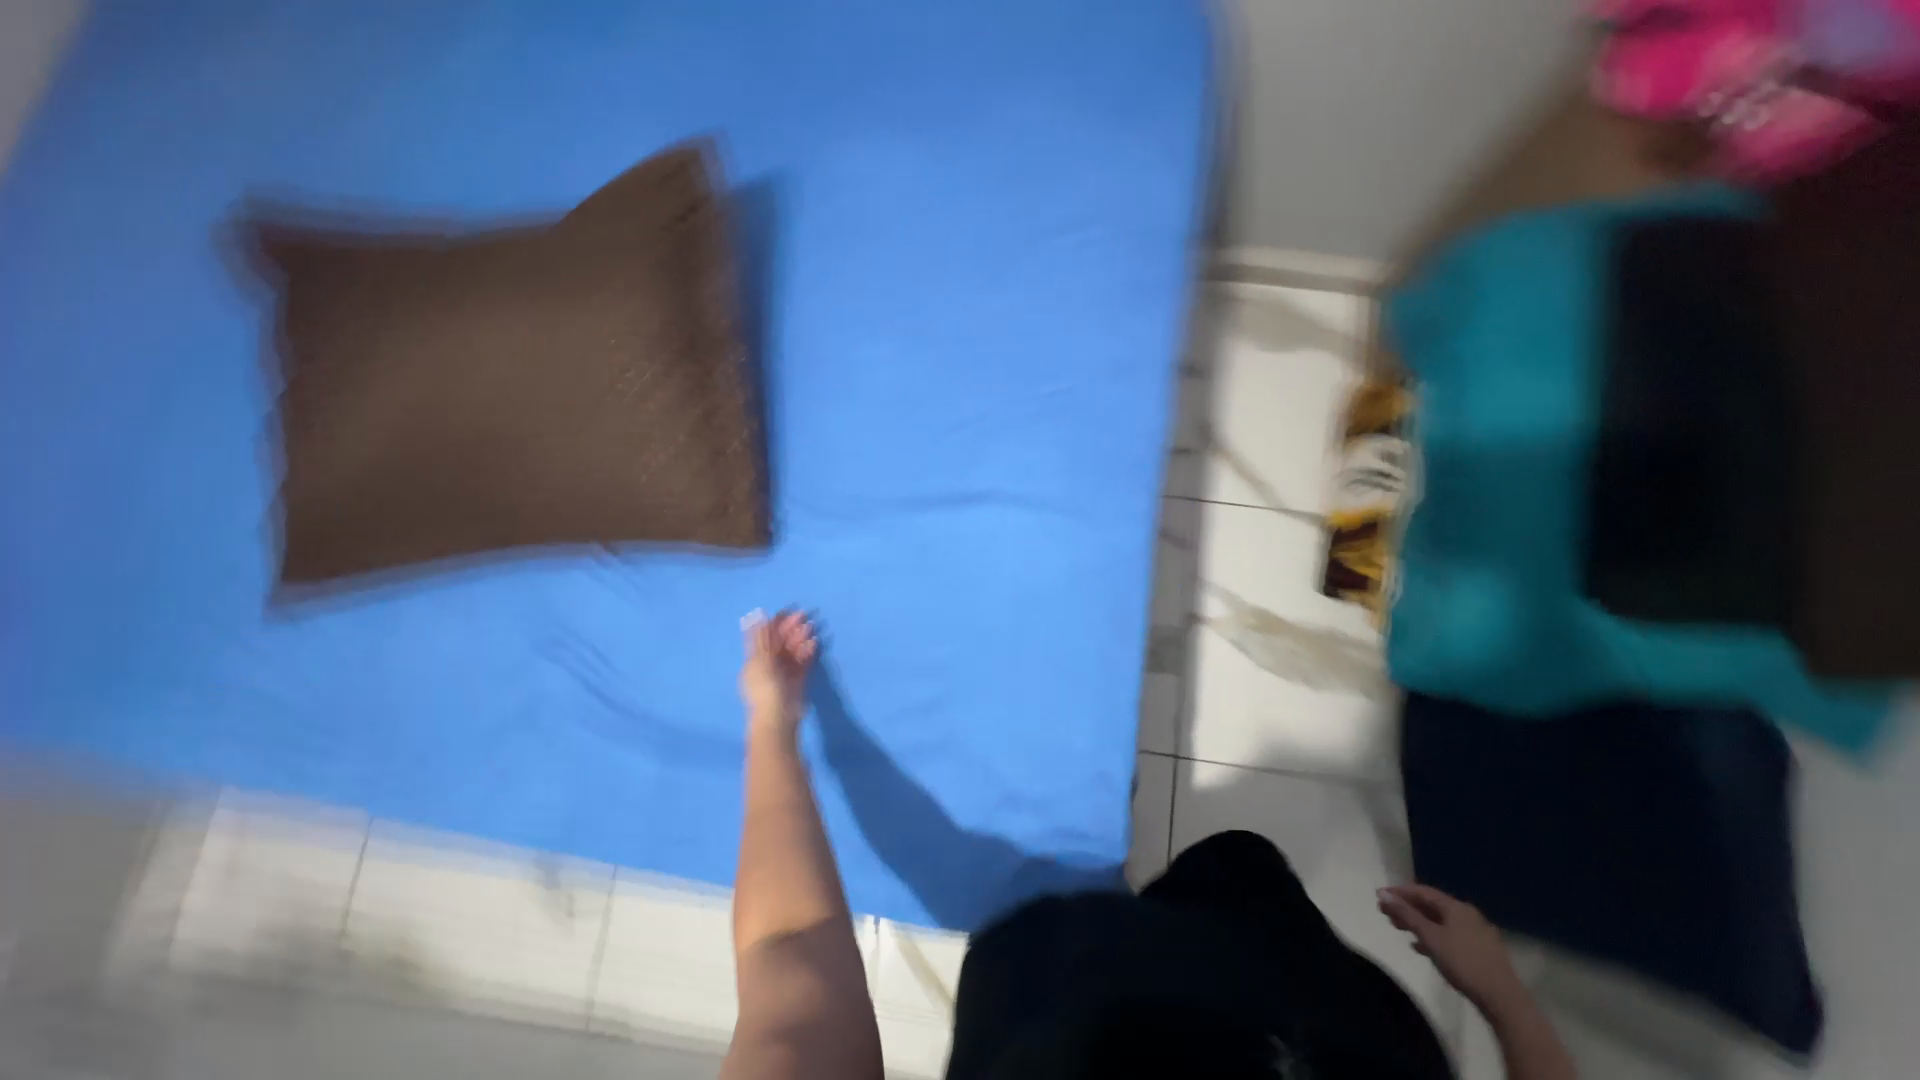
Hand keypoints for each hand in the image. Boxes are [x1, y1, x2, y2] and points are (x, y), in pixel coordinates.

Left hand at [740, 609, 815, 737]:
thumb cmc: (765, 688)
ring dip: (800, 639)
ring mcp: (784, 673)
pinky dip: (807, 652)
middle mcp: (768, 665)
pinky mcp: (798, 680)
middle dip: (791, 629)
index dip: (776, 623)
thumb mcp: (760, 660)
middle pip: (780, 643)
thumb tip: (756, 615)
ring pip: (793, 651)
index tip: (789, 611)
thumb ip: (761, 638)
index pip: (765, 637)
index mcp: (755, 660)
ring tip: (810, 629)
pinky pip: (803, 662)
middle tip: (804, 616)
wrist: (778, 718)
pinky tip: (813, 643)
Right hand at [1378, 884, 1524, 1009]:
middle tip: (1385, 913)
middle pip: (1431, 906)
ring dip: (1418, 923)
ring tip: (1398, 929)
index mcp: (1457, 908)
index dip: (1399, 892)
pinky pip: (1450, 936)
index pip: (1423, 892)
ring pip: (1440, 922)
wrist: (1502, 998)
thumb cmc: (1463, 962)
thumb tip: (1384, 894)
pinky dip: (1432, 937)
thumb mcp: (1431, 937)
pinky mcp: (1480, 950)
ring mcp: (1476, 933)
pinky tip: (1421, 947)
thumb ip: (1407, 915)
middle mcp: (1468, 915)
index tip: (1379, 895)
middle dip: (1407, 908)